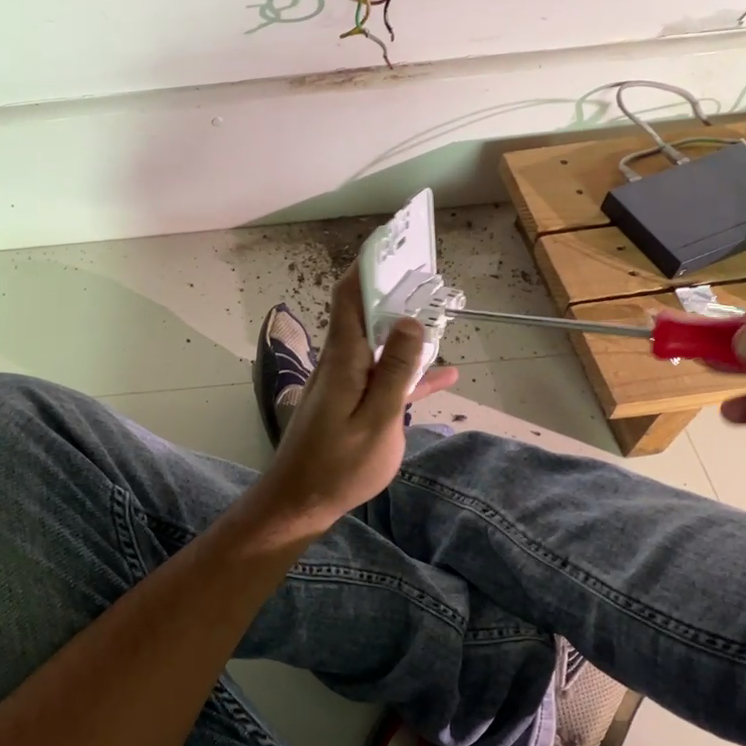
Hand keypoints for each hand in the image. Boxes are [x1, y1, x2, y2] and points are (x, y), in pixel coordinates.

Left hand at [252, 270, 458, 532]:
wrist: (300, 503)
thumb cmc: (338, 466)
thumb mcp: (377, 422)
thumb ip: (395, 372)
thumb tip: (409, 321)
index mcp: (343, 359)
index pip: (350, 296)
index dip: (369, 266)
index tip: (393, 242)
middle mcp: (341, 362)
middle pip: (365, 314)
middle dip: (395, 291)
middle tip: (430, 274)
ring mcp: (346, 383)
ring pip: (379, 344)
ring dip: (406, 328)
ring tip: (443, 312)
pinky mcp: (352, 404)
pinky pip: (384, 378)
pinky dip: (409, 372)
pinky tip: (445, 375)